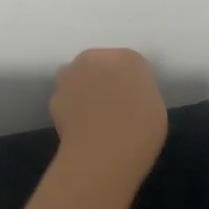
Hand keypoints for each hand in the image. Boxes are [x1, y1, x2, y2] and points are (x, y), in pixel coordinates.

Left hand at [49, 49, 167, 176]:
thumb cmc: (141, 130)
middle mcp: (96, 58)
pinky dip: (70, 110)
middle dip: (101, 81)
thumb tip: (126, 98)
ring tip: (92, 119)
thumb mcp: (154, 107)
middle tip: (111, 107)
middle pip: (98, 65)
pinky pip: (65, 100)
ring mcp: (71, 75)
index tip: (132, 102)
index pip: (129, 64)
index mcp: (129, 58)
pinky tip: (80, 129)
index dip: (129, 84)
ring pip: (77, 79)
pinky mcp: (53, 96)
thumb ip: (138, 93)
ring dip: (82, 91)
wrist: (105, 150)